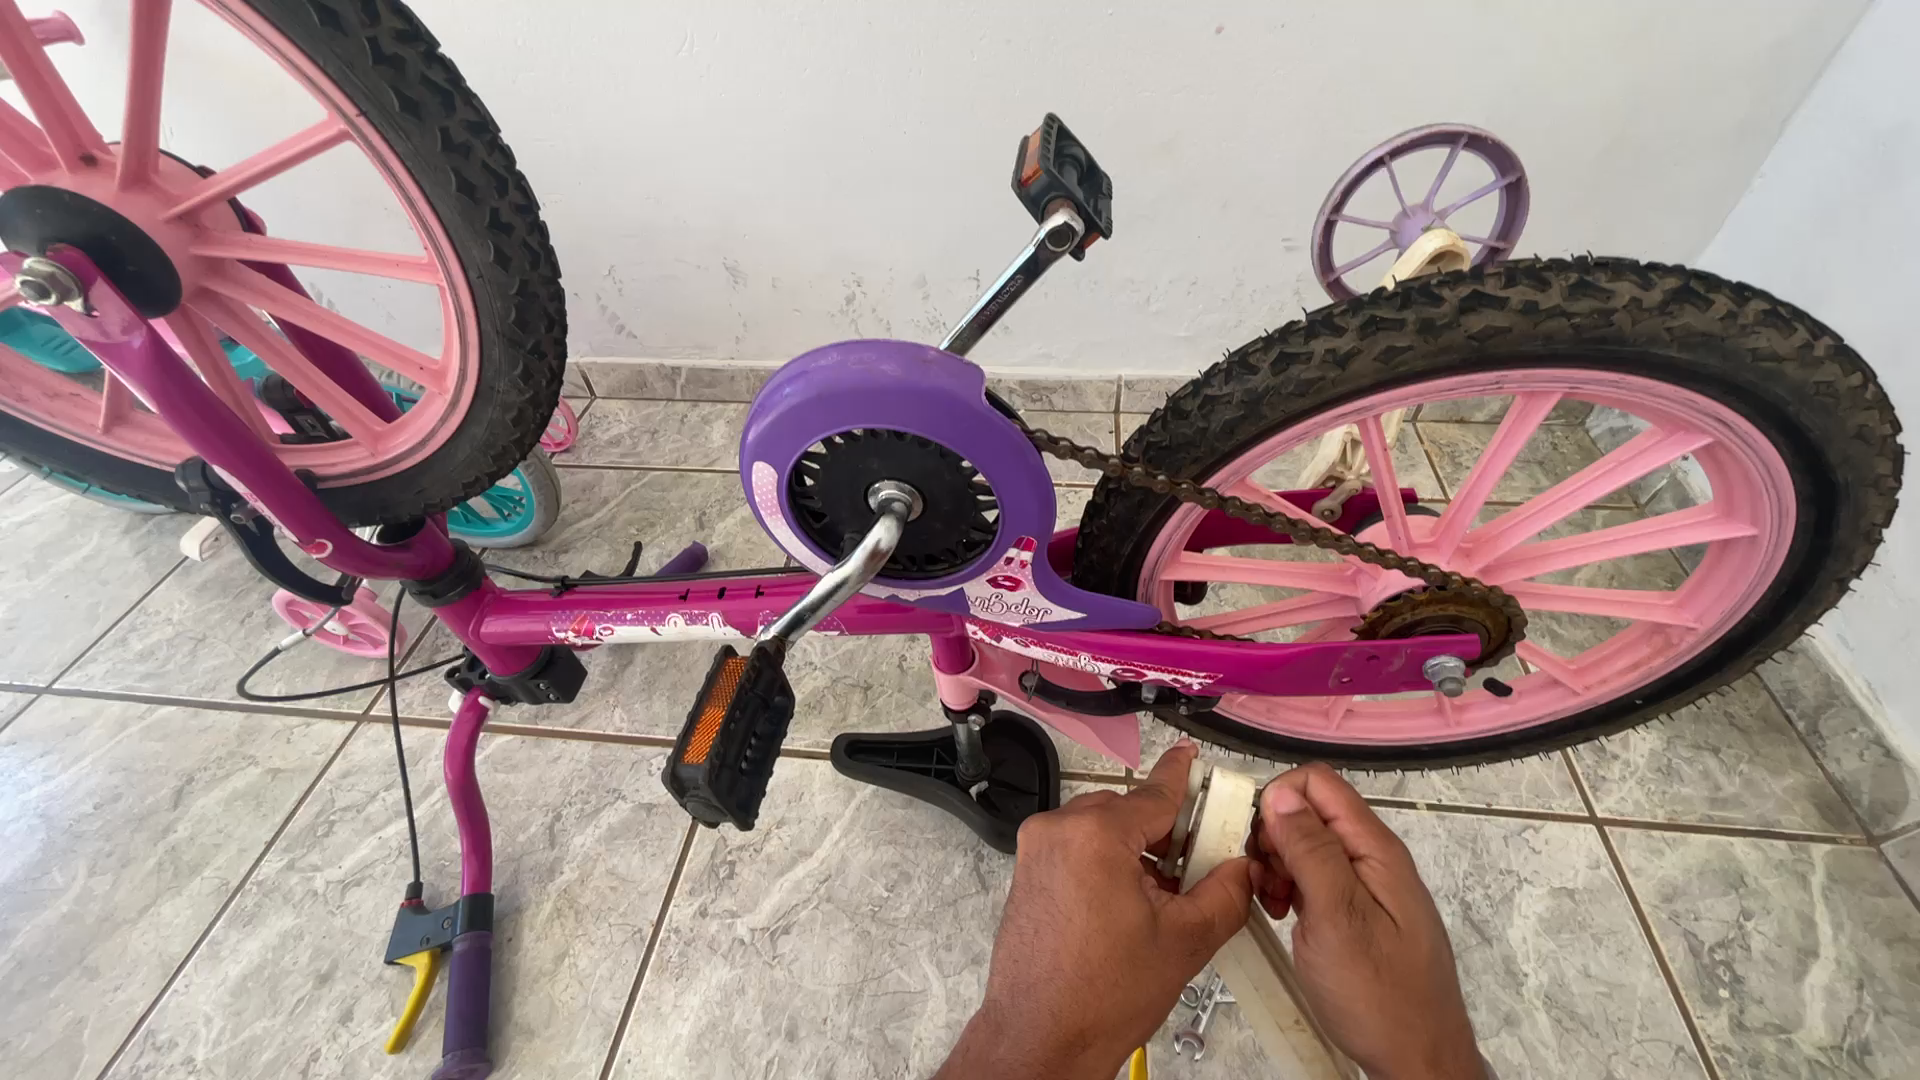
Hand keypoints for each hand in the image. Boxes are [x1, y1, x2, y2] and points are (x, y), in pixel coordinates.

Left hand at [935, 742, 1253, 1079]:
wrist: (1042, 1037)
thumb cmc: (1101, 995)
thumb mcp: (1184, 941)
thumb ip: (1223, 893)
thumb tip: (1240, 867)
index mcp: (1095, 835)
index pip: (1153, 794)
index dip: (1181, 775)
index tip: (1190, 755)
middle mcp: (1059, 828)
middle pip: (1128, 811)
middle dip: (1164, 832)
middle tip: (1198, 861)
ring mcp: (1037, 846)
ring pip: (1102, 826)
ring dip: (1136, 848)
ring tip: (1164, 894)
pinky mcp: (1029, 866)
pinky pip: (1078, 843)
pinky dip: (1107, 859)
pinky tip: (1131, 899)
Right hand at [1249, 763, 1482, 1079]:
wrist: (1417, 1065)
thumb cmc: (1378, 994)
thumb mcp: (1337, 918)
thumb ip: (1309, 850)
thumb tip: (1279, 792)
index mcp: (1372, 848)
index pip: (1316, 783)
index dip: (1278, 799)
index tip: (1259, 841)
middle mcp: (1368, 856)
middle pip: (1306, 810)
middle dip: (1272, 835)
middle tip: (1264, 879)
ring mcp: (1361, 883)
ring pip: (1302, 842)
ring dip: (1275, 864)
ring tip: (1272, 903)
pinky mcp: (1350, 908)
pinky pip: (1308, 875)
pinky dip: (1286, 887)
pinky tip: (1281, 914)